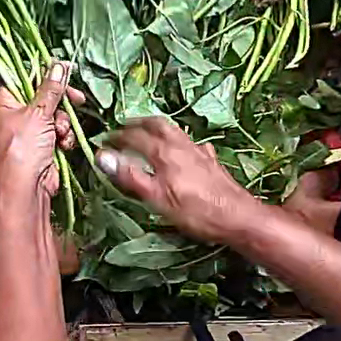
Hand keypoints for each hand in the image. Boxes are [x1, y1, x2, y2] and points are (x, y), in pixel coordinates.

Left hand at [0, 62, 82, 200]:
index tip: (67, 74)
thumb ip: (51, 88)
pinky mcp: (41, 144)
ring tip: (60, 133)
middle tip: (76, 101)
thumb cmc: (22, 149)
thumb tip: (59, 64)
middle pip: (43, 97)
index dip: (47, 77)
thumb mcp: (38, 113)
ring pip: (55, 115)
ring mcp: (27, 131)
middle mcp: (12, 115)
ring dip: (63, 123)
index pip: (26, 79)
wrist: (26, 186)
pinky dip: (63, 136)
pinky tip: (63, 144)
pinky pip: (58, 131)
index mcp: (2, 101)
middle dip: (60, 106)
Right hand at [95, 116, 265, 243]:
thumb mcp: (157, 199)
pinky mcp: (210, 159)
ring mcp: (198, 150)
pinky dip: (178, 140)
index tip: (105, 141)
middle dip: (137, 123)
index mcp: (164, 152)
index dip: (117, 137)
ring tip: (148, 132)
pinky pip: (190, 142)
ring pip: (174, 130)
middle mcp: (181, 145)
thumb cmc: (196, 212)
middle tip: (124, 127)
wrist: (237, 217)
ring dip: (157, 127)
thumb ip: (131, 177)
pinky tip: (180, 149)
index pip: (134, 137)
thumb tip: (103, 157)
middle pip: (156, 124)